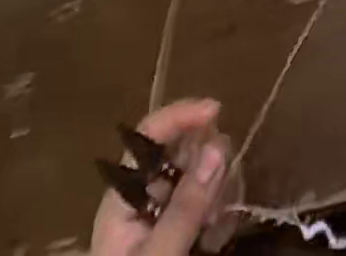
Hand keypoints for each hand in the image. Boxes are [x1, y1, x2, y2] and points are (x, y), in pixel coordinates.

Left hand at [90, 100, 235, 255]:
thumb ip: (187, 207)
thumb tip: (217, 146)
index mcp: (123, 196)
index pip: (149, 135)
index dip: (180, 115)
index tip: (217, 110)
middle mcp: (141, 198)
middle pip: (177, 150)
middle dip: (205, 160)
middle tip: (222, 188)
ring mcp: (160, 215)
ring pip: (196, 174)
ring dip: (215, 189)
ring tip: (218, 221)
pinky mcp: (178, 232)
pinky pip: (205, 203)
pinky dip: (218, 212)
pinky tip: (219, 235)